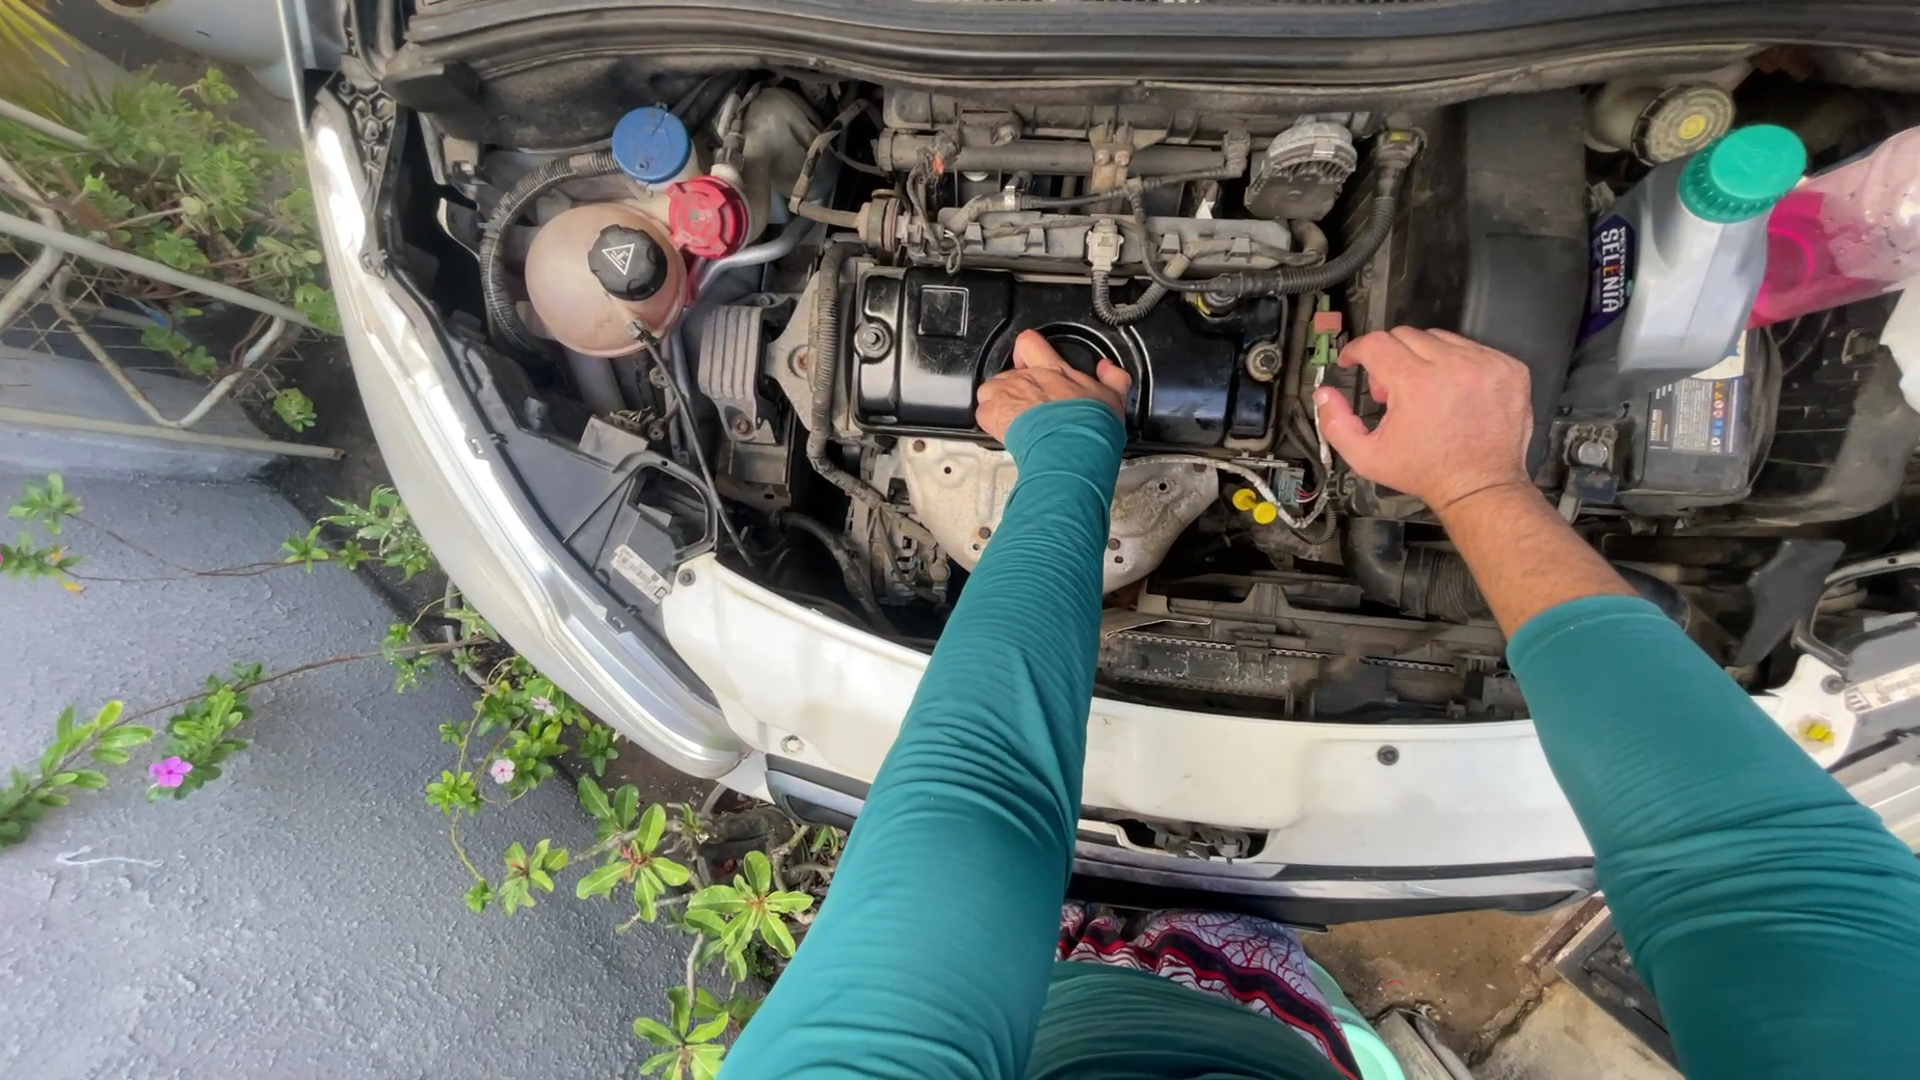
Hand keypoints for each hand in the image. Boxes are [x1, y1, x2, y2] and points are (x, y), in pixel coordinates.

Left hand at [976, 329, 1131, 442]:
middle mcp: (1026, 378)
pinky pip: (982, 413)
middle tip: (1026, 406)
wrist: (1073, 446)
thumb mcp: (1114, 398)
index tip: (1027, 362)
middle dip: (1012, 388)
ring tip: (1013, 421)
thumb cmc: (1091, 426)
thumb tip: (1108, 367)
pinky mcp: (994, 415)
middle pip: (1006, 373)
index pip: (1029, 343)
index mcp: (1052, 370)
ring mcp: (1007, 394)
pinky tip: (1005, 432)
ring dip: (996, 403)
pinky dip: (990, 423)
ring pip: (989, 390)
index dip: (1024, 351)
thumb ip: (1113, 378)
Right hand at [1313, 327, 1533, 513]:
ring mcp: (1485, 364)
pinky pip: (1471, 347)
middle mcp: (1453, 366)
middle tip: (1389, 389)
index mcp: (1416, 384)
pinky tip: (1449, 390)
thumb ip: (1335, 422)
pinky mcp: (1508, 368)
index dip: (1356, 349)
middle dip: (1387, 357)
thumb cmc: (1424, 471)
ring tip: (1422, 391)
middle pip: (1405, 335)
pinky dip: (1454, 362)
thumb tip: (1324, 394)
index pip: (1376, 343)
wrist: (1479, 485)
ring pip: (1438, 337)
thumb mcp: (1364, 455)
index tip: (1353, 360)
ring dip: (1421, 357)